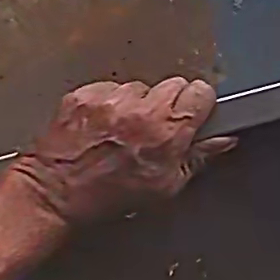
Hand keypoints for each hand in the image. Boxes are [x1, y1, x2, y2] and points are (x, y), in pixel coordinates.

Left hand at [8, 77, 235, 226]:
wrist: (55, 194)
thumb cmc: (111, 195)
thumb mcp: (167, 186)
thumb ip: (199, 157)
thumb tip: (224, 140)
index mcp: (168, 133)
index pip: (201, 92)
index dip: (199, 103)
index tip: (193, 114)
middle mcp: (141, 111)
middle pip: (175, 83)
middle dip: (172, 102)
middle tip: (159, 125)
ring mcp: (111, 101)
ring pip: (142, 86)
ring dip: (139, 102)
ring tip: (126, 128)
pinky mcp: (85, 95)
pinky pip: (111, 88)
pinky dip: (110, 102)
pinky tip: (104, 124)